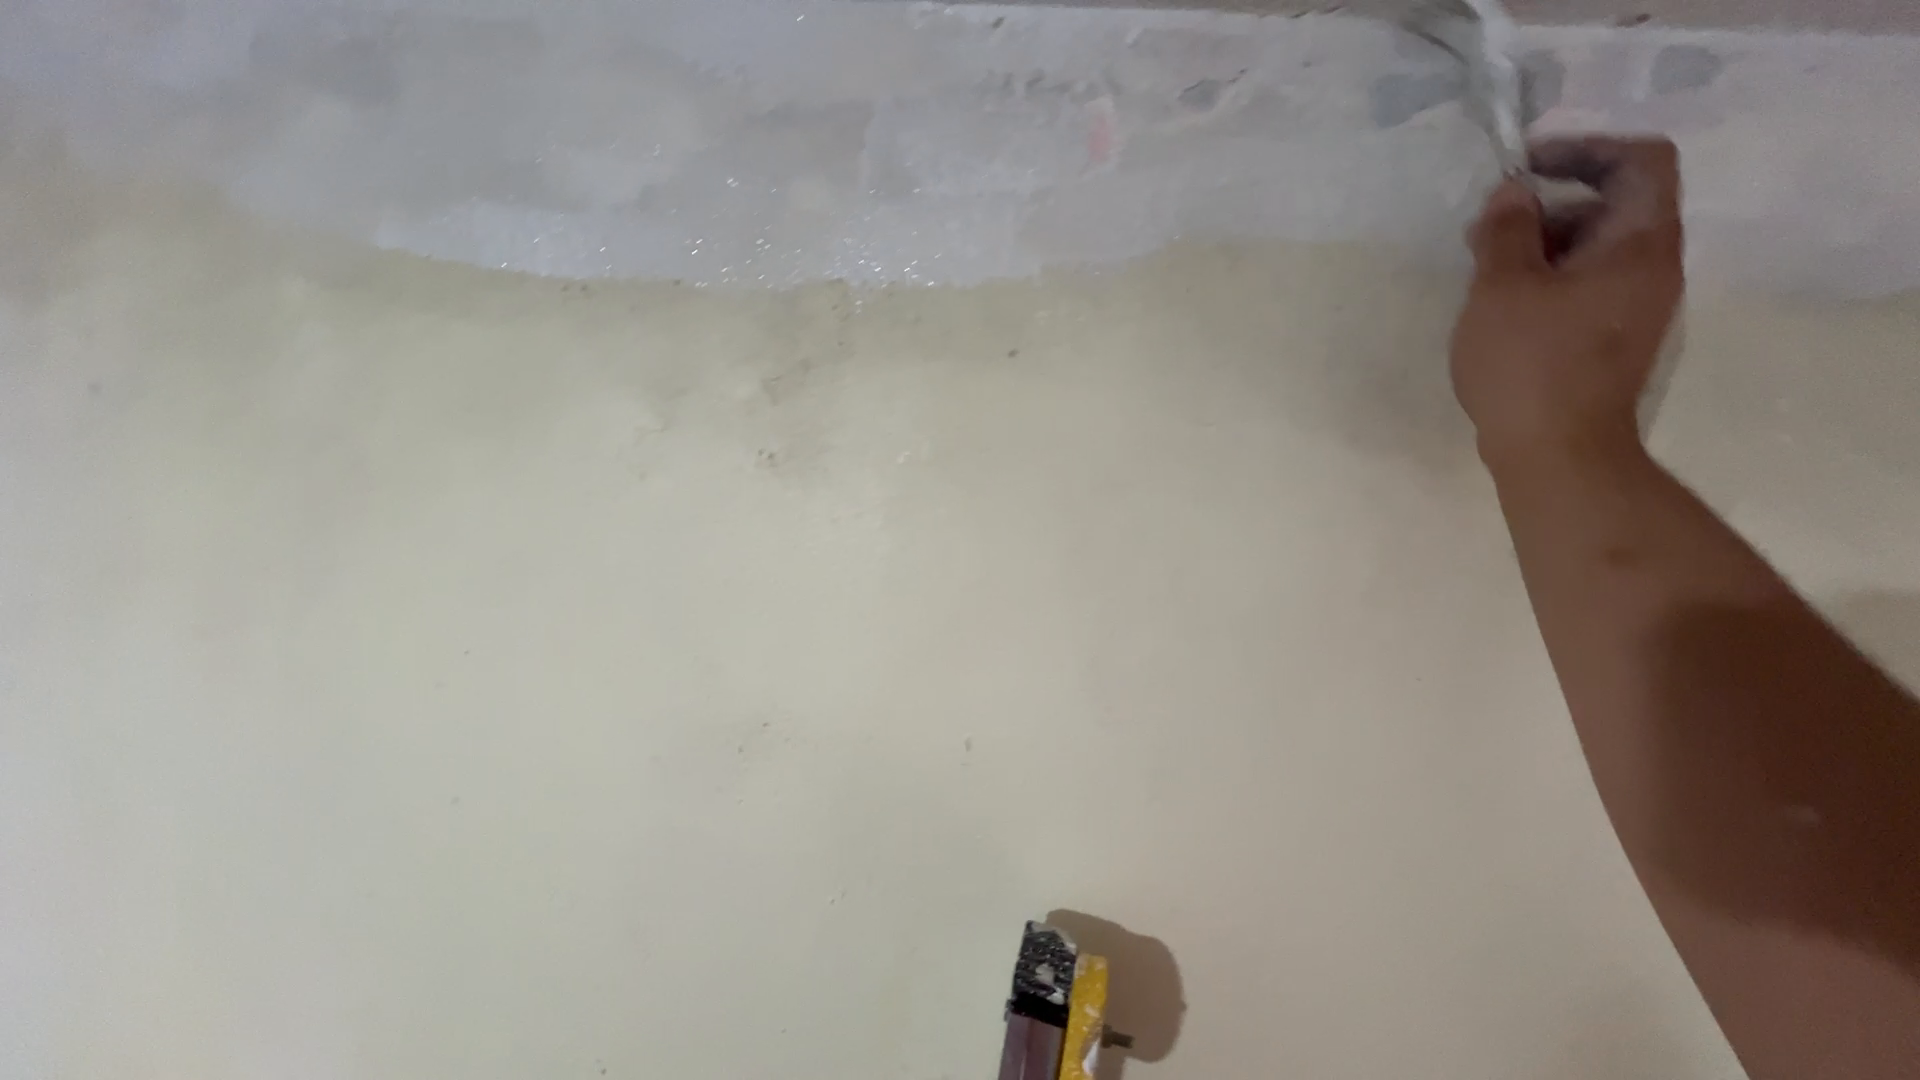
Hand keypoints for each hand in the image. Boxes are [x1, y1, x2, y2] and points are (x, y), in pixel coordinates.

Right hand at [1451, 137, 1685, 465]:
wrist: (1557, 452)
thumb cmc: (1528, 364)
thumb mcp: (1501, 288)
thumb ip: (1507, 231)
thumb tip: (1513, 192)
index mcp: (1639, 244)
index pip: (1640, 160)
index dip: (1584, 148)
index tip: (1524, 167)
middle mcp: (1652, 268)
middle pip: (1614, 205)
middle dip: (1548, 204)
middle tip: (1486, 228)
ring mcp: (1636, 307)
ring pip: (1594, 250)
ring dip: (1540, 245)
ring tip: (1483, 268)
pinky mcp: (1611, 339)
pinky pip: (1585, 287)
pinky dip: (1546, 280)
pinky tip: (1500, 305)